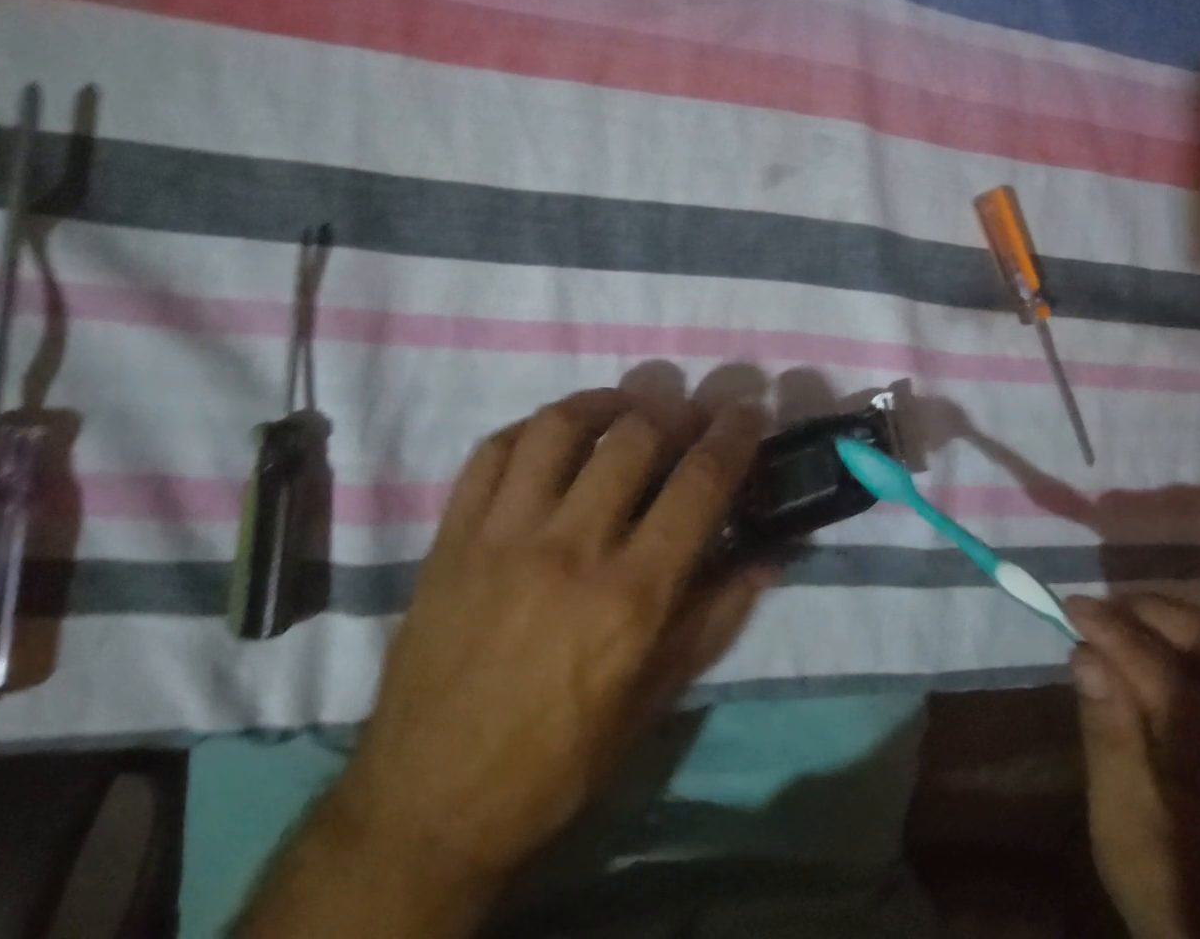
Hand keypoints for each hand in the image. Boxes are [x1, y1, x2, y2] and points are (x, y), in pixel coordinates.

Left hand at [239, 389, 770, 937]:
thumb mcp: (653, 704)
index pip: (698, 486)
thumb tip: (767, 560)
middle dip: (676, 409)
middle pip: (633, 439)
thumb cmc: (559, 763)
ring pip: (559, 428)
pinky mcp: (451, 536)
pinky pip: (492, 453)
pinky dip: (532, 429)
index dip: (733, 436)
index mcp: (631, 596)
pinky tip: (553, 436)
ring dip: (604, 403)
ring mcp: (502, 534)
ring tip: (627, 406)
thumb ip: (713, 621)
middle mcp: (570, 547)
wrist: (432, 797)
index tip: (749, 410)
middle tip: (691, 408)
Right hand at [1064, 595, 1199, 938]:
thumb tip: (1086, 653)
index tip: (1073, 605)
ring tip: (1141, 619)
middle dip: (1160, 614)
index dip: (1114, 630)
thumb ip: (1108, 727)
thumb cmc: (1155, 871)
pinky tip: (1185, 659)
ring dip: (1193, 626)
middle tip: (1109, 605)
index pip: (1162, 668)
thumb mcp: (1117, 808)